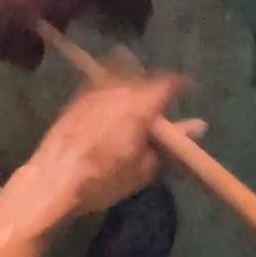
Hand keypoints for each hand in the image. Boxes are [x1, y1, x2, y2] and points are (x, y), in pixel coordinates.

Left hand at [14, 74, 206, 221]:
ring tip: (137, 111)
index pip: (169, 82)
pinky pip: (106, 84)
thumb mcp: (145, 168)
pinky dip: (116, 93)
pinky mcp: (80, 94)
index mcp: (141, 102)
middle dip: (157, 89)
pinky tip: (112, 113)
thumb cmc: (104, 178)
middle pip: (146, 78)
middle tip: (162, 110)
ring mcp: (98, 87)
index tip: (189, 90)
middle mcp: (121, 86)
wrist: (55, 177)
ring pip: (125, 79)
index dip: (181, 84)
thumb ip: (174, 143)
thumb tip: (200, 125)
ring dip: (135, 89)